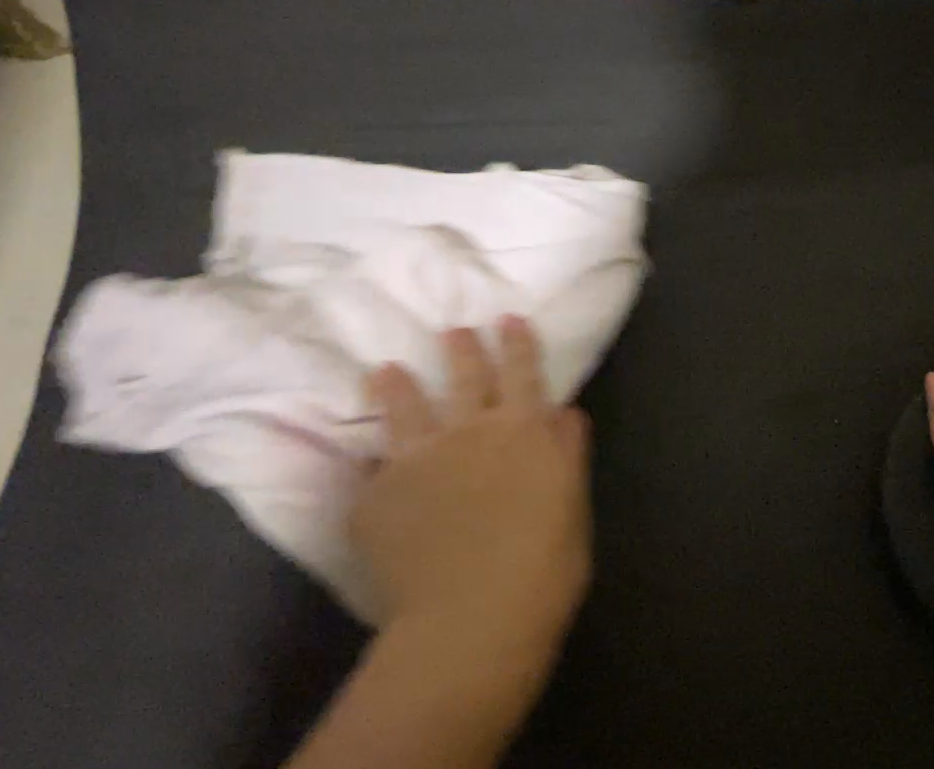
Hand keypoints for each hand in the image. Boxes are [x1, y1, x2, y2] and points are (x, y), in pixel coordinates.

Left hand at [354, 316, 591, 647]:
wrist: (473, 615)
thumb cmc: (546, 562)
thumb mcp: (571, 500)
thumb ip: (566, 451)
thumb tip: (564, 413)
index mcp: (524, 429)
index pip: (523, 372)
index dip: (518, 344)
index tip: (509, 318)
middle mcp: (469, 431)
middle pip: (464, 379)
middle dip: (462, 350)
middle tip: (454, 329)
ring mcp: (416, 460)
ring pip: (404, 410)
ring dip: (397, 386)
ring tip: (385, 369)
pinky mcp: (374, 497)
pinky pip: (372, 468)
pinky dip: (372, 459)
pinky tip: (362, 456)